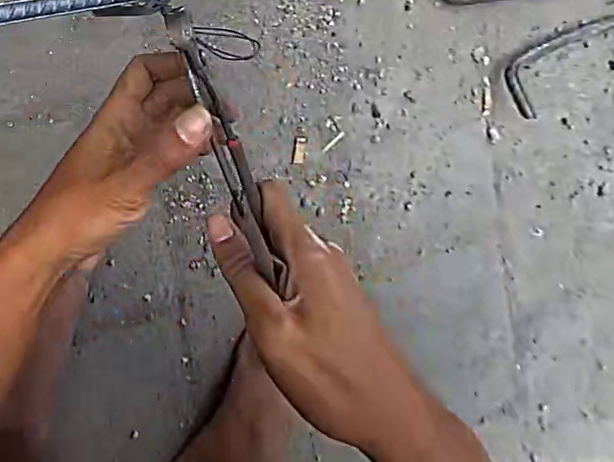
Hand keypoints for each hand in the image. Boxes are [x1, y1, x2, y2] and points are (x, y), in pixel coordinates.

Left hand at [5, 53, 214, 270]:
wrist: (49, 256)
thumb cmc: (73, 217)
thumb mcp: (126, 183)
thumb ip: (165, 151)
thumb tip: (201, 117)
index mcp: (114, 119)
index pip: (143, 72)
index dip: (172, 65)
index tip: (206, 74)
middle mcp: (121, 130)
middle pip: (159, 94)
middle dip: (192, 94)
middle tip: (225, 109)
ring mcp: (127, 153)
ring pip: (164, 122)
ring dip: (191, 120)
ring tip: (222, 130)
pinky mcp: (131, 177)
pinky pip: (163, 149)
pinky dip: (185, 145)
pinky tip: (201, 153)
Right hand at [208, 182, 487, 461]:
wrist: (395, 421)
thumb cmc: (337, 382)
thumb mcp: (271, 328)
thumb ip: (241, 271)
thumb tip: (217, 225)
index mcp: (309, 252)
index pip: (269, 193)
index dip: (241, 202)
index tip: (226, 230)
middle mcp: (325, 254)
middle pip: (274, 223)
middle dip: (251, 248)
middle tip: (250, 293)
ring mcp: (335, 273)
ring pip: (285, 251)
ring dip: (267, 273)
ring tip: (270, 319)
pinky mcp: (339, 292)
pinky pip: (301, 272)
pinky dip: (284, 289)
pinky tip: (289, 327)